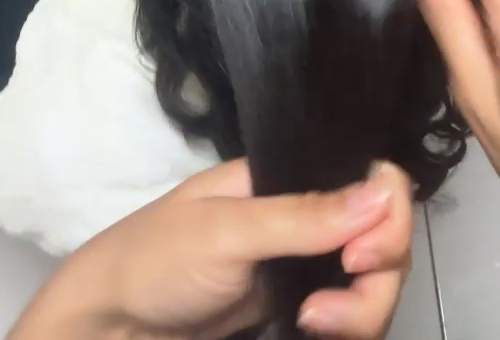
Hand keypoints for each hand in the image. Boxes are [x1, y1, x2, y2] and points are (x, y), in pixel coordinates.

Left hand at [10, 159, 412, 339]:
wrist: (114, 321)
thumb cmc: (159, 256)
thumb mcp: (227, 231)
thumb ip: (302, 216)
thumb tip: (384, 192)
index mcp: (288, 176)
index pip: (369, 179)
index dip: (385, 215)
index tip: (363, 255)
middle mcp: (306, 213)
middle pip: (382, 236)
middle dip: (376, 275)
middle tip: (328, 310)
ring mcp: (304, 261)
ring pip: (373, 279)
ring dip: (362, 309)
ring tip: (312, 322)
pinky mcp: (299, 303)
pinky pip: (350, 311)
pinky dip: (348, 325)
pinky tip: (312, 328)